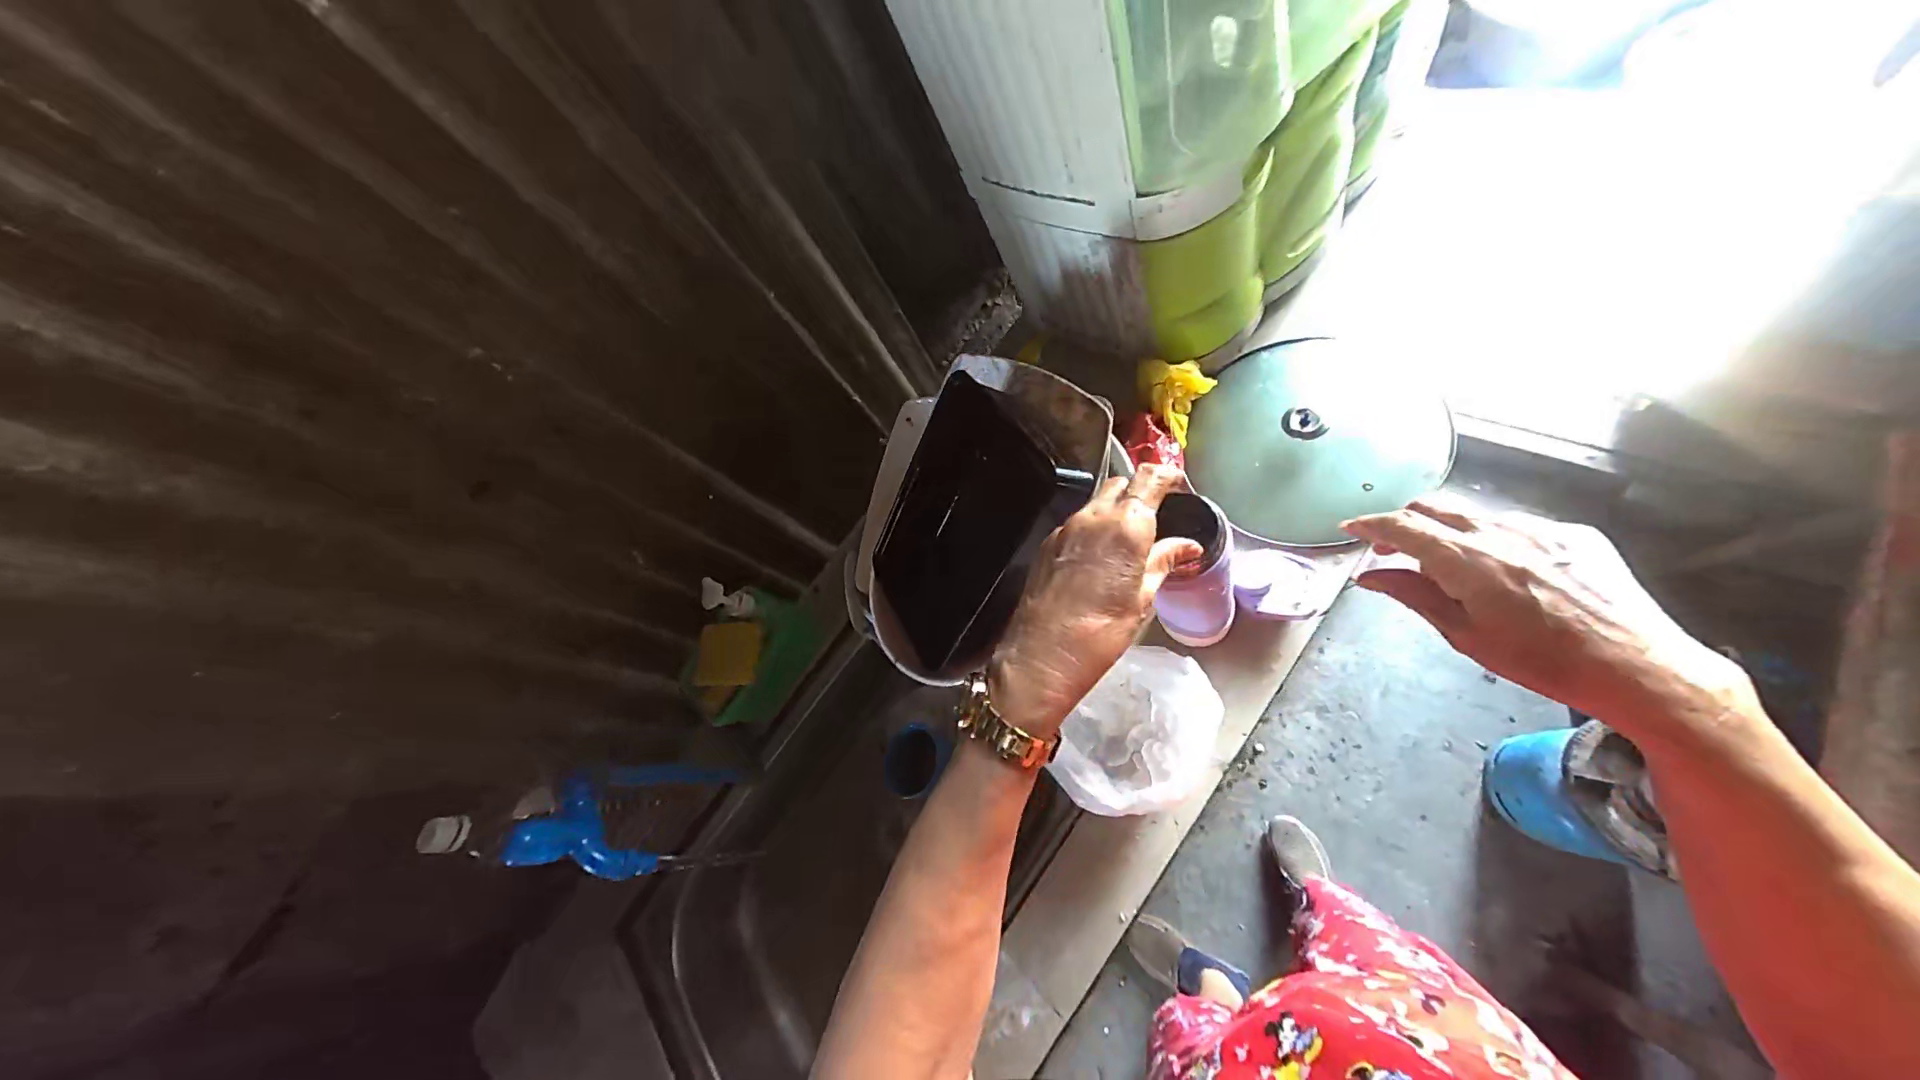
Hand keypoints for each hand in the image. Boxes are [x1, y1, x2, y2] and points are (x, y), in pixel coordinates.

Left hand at [988, 465, 1204, 736]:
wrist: (1042, 655)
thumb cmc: (1100, 632)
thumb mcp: (1143, 598)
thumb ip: (1164, 562)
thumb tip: (1187, 548)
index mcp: (1126, 524)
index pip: (1150, 477)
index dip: (1169, 477)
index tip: (1179, 488)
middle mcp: (1093, 517)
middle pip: (1122, 484)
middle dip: (1141, 493)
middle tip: (1157, 519)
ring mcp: (1066, 528)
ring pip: (1096, 503)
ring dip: (1116, 511)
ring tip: (1131, 543)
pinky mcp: (1048, 544)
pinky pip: (1077, 524)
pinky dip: (1094, 530)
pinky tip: (1101, 558)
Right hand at [1344, 494, 1751, 740]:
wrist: (1642, 669)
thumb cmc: (1544, 661)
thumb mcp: (1465, 635)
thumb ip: (1413, 596)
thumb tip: (1370, 577)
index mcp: (1468, 561)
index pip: (1402, 526)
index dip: (1369, 524)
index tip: (1350, 528)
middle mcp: (1502, 533)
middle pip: (1434, 508)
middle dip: (1403, 524)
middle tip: (1389, 549)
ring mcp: (1543, 529)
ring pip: (1475, 515)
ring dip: (1447, 532)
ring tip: (1448, 567)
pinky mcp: (1576, 534)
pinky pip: (1517, 525)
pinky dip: (1492, 539)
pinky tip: (1503, 570)